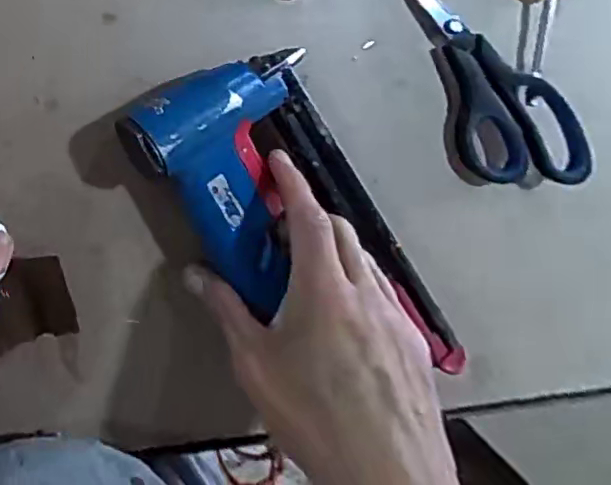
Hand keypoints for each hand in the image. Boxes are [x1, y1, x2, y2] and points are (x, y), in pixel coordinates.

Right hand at [188, 151, 455, 484]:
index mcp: (323, 288)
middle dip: (312, 213)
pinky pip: (384, 293)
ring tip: (311, 269)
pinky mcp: (416, 344)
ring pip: (365, 259)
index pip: (309, 216)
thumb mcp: (256, 365)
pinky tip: (347, 316)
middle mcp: (364, 291)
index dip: (293, 182)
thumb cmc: (315, 418)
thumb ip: (227, 311)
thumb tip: (194, 274)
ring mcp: (396, 317)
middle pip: (340, 229)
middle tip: (284, 224)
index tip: (279, 159)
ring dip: (337, 247)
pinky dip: (359, 281)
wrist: (394, 482)